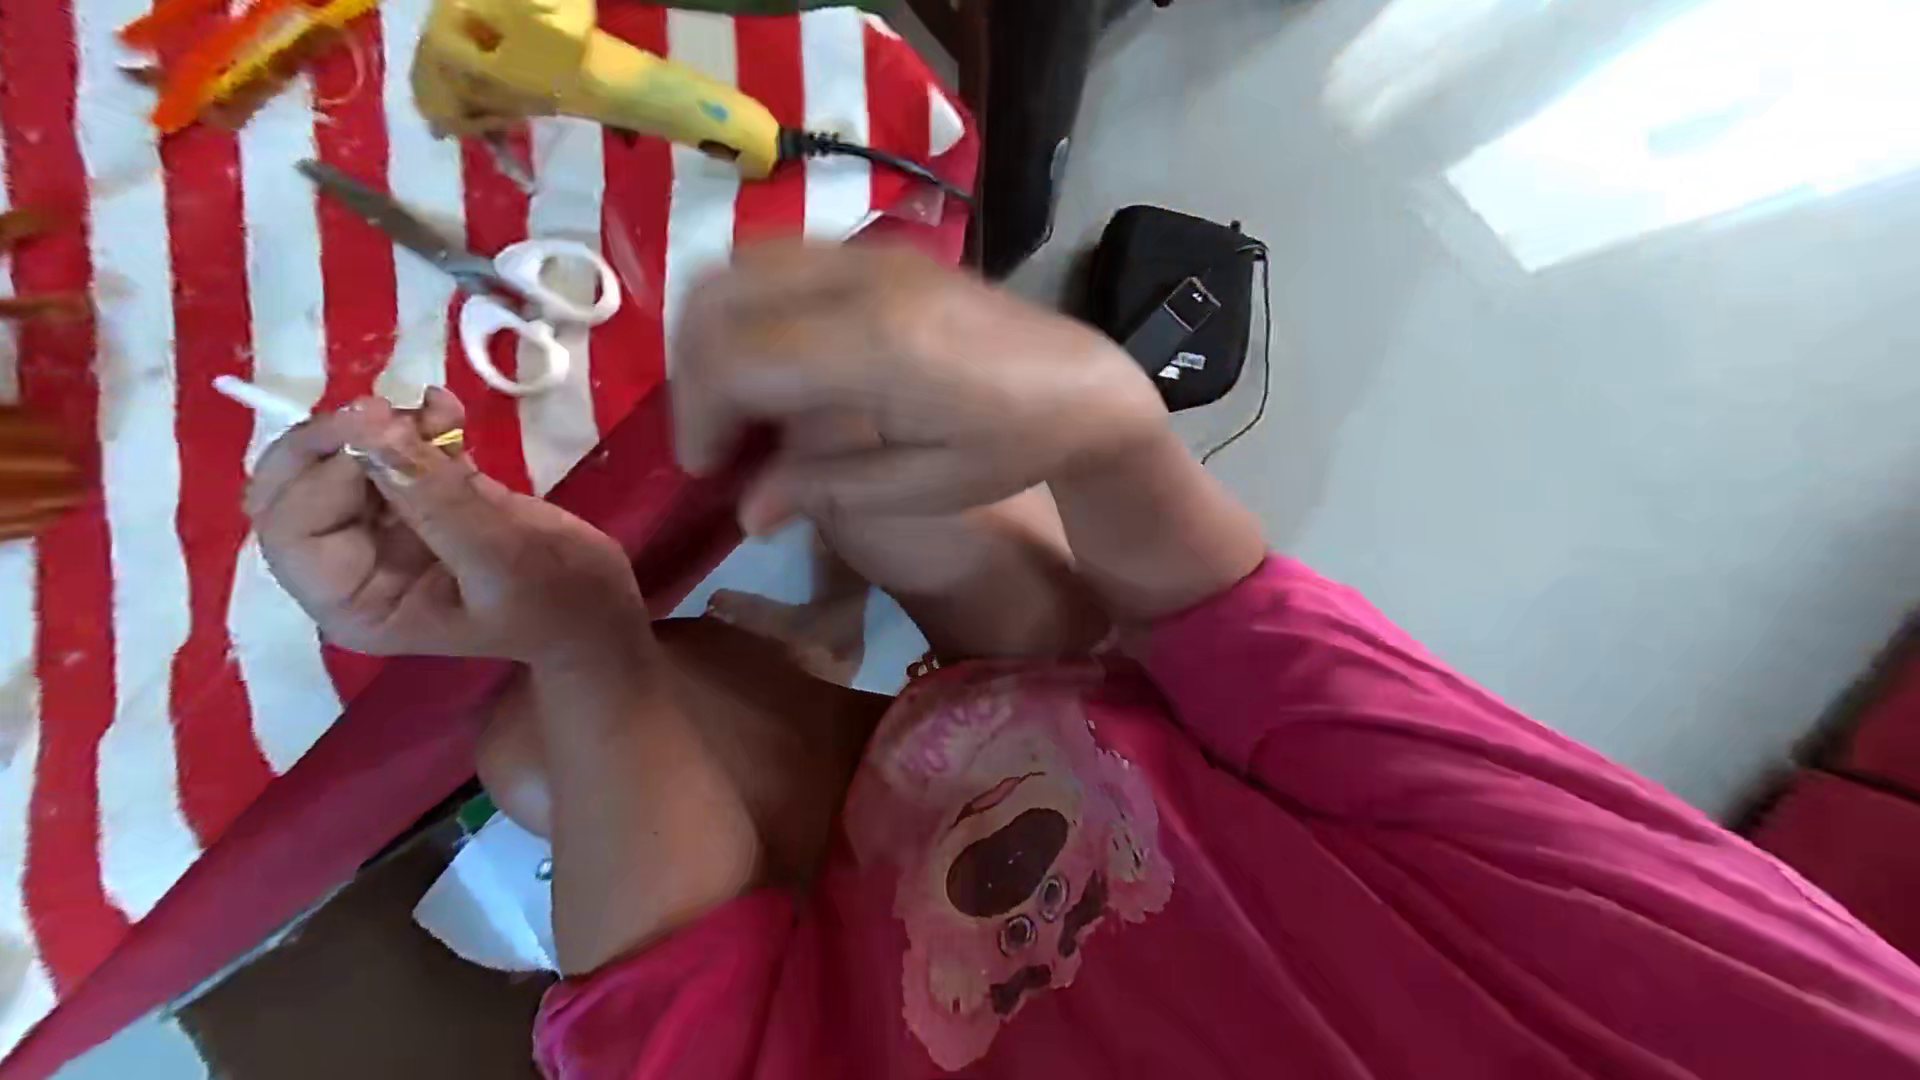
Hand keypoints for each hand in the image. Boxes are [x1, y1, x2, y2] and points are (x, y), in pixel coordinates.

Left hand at [247, 391, 647, 662]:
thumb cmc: (561, 603)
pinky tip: (448, 409)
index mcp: (357, 601)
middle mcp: (357, 566)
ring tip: (437, 409)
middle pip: (301, 491)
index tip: (379, 424)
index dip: (324, 473)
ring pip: (347, 465)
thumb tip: (373, 427)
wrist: (607, 610)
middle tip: (387, 407)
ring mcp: (395, 532)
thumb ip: (440, 501)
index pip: (296, 529)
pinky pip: (404, 457)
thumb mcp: (505, 557)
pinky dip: (420, 427)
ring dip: (383, 428)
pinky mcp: (435, 503)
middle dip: (339, 443)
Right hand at [672, 242, 1167, 532]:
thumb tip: (745, 512)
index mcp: (876, 347)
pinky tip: (782, 361)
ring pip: (741, 266)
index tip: (711, 469)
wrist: (1081, 384)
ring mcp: (871, 254)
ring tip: (743, 402)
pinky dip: (755, 308)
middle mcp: (861, 280)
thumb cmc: (1013, 447)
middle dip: (695, 373)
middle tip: (720, 438)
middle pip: (718, 298)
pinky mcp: (881, 250)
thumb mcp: (923, 487)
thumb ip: (825, 489)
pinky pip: (781, 260)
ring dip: (718, 334)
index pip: (735, 358)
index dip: (699, 417)